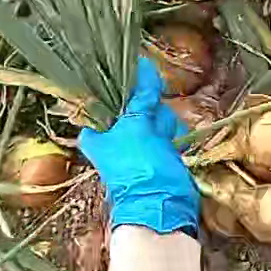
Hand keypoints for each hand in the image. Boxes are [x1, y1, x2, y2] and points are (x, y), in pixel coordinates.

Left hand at [75, 60, 199, 235]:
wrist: (163, 204)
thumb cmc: (140, 167)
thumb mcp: (136, 127)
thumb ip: (140, 97)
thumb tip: (144, 66)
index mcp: (97, 132)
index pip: (111, 98)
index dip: (128, 92)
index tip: (143, 91)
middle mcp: (114, 137)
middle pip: (137, 105)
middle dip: (151, 110)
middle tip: (154, 125)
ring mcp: (138, 145)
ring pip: (155, 117)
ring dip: (165, 123)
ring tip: (166, 139)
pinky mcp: (158, 152)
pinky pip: (167, 132)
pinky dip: (172, 135)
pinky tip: (174, 144)